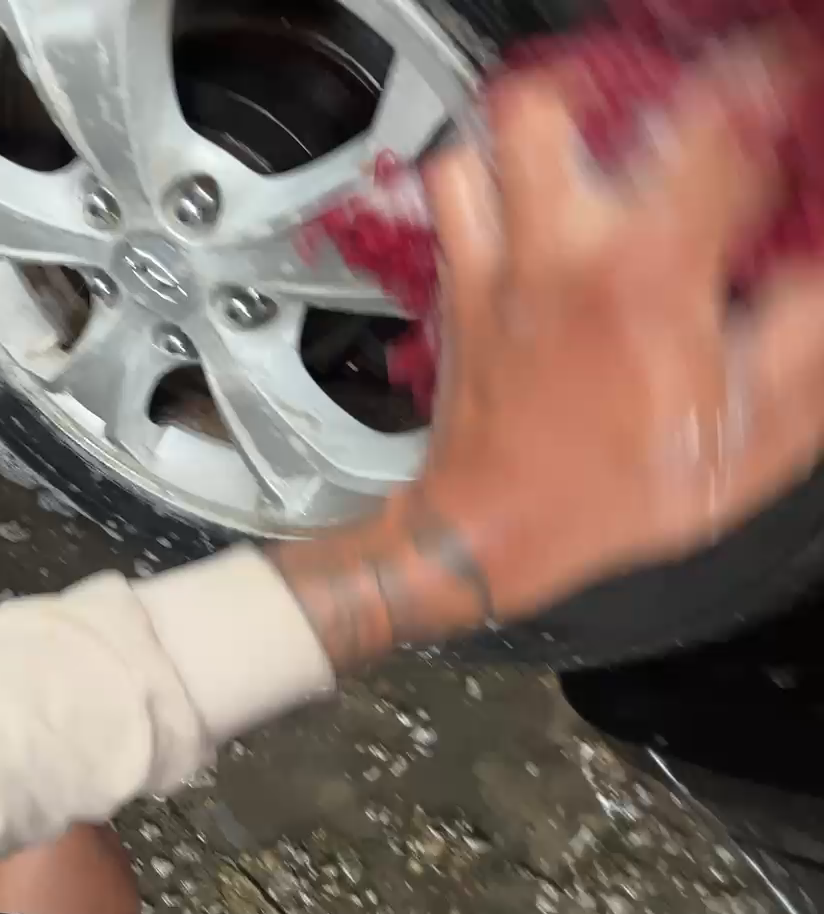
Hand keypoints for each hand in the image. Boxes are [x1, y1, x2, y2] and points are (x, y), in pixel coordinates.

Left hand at [270, 41, 823, 667]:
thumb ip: (811, 322)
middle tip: (656, 95)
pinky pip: (449, 218)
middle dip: (601, 85)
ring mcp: (482, 277)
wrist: (484, 527)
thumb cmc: (610, 492)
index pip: (712, 122)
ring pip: (466, 162)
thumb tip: (814, 259)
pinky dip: (478, 187)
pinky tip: (525, 201)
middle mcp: (550, 257)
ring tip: (577, 139)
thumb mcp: (765, 424)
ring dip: (517, 138)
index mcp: (648, 273)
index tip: (782, 67)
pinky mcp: (447, 303)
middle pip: (540, 116)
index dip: (760, 74)